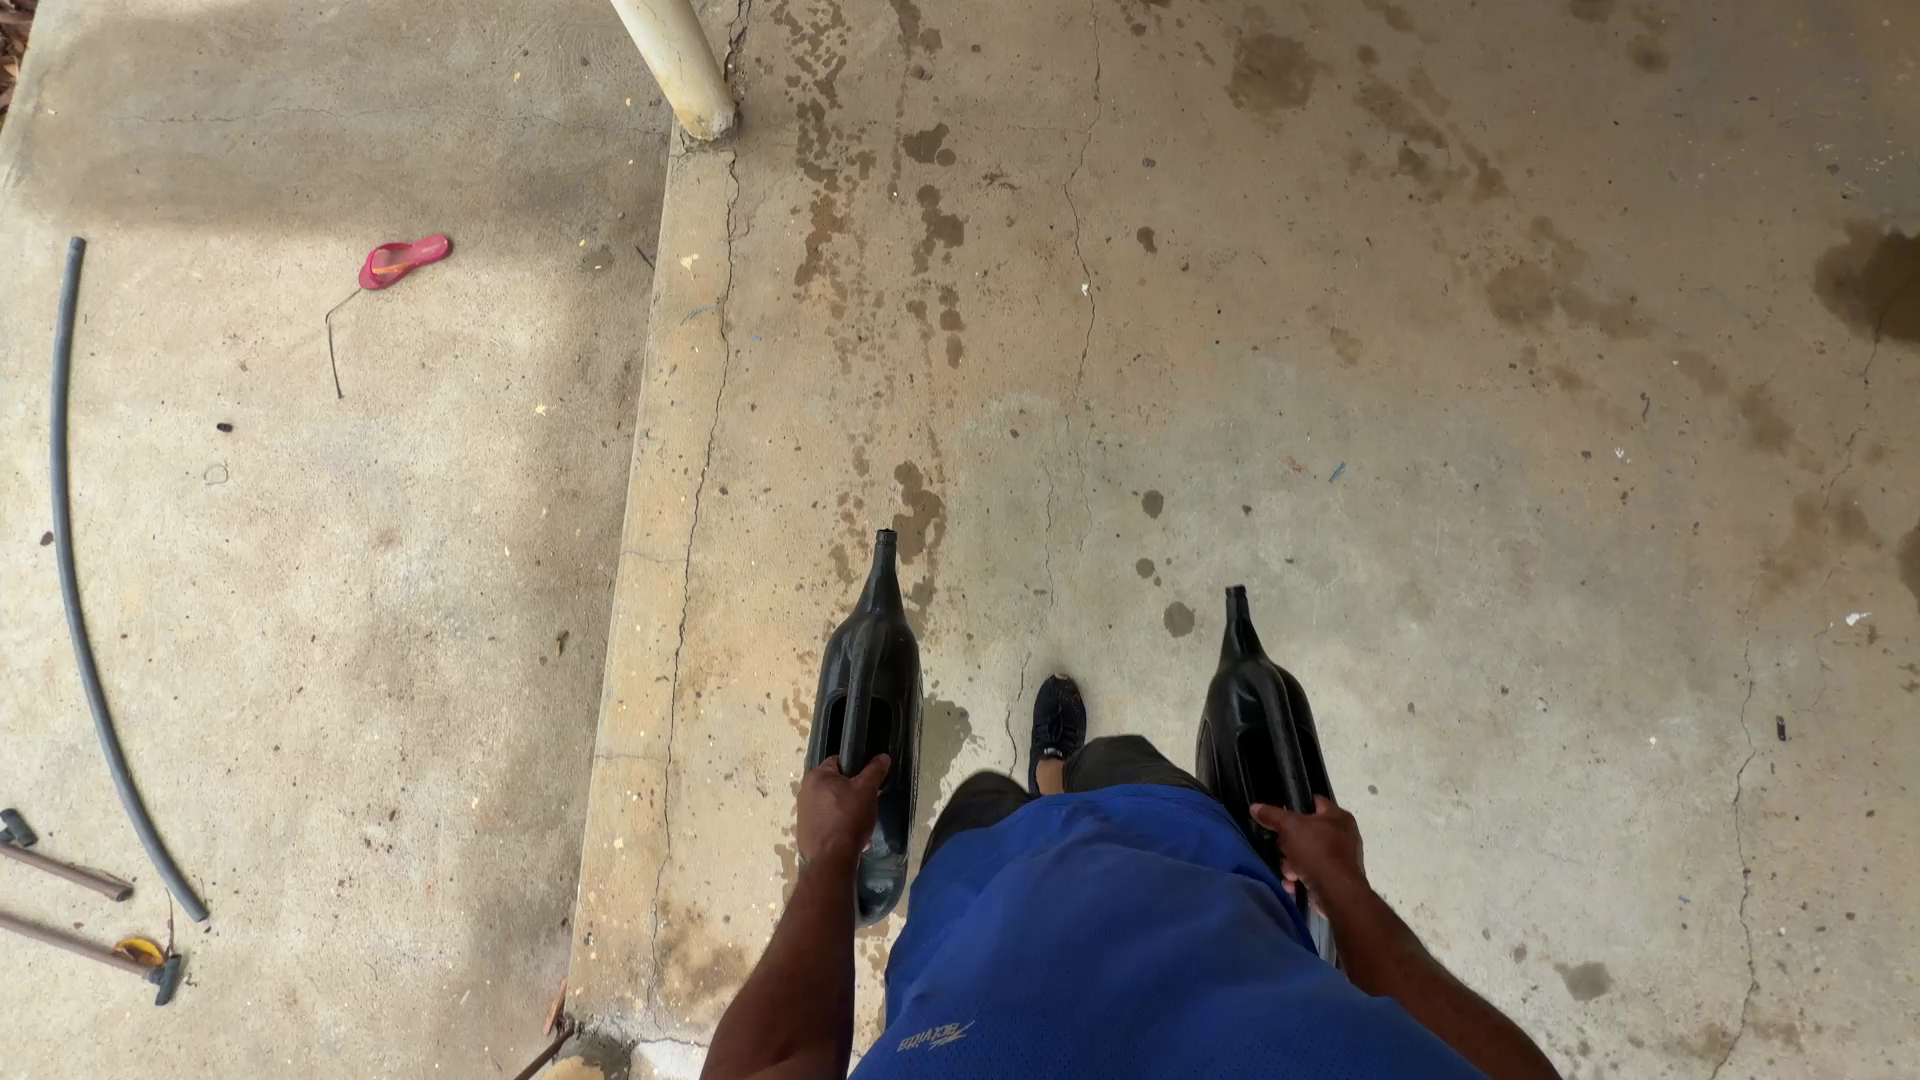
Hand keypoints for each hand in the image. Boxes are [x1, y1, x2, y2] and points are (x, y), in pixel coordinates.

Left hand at [796, 754, 889, 864]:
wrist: (832, 859)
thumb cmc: (849, 818)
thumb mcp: (867, 790)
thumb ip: (875, 770)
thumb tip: (883, 756)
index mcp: (816, 776)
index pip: (838, 762)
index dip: (855, 769)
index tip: (867, 782)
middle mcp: (804, 791)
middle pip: (835, 785)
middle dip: (851, 794)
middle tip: (865, 805)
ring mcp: (802, 813)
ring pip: (832, 806)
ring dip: (846, 812)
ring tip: (860, 825)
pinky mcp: (804, 832)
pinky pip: (825, 823)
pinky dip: (837, 827)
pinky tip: (850, 838)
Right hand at [1250, 796, 1368, 902]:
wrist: (1337, 894)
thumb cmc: (1316, 852)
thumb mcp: (1288, 827)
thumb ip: (1271, 815)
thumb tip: (1254, 807)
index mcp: (1338, 817)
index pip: (1313, 801)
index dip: (1294, 804)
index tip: (1278, 813)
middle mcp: (1343, 835)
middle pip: (1304, 831)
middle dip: (1287, 844)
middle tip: (1282, 849)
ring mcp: (1340, 858)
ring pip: (1305, 853)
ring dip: (1291, 863)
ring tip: (1289, 872)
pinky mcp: (1336, 878)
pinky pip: (1311, 870)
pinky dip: (1300, 876)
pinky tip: (1292, 882)